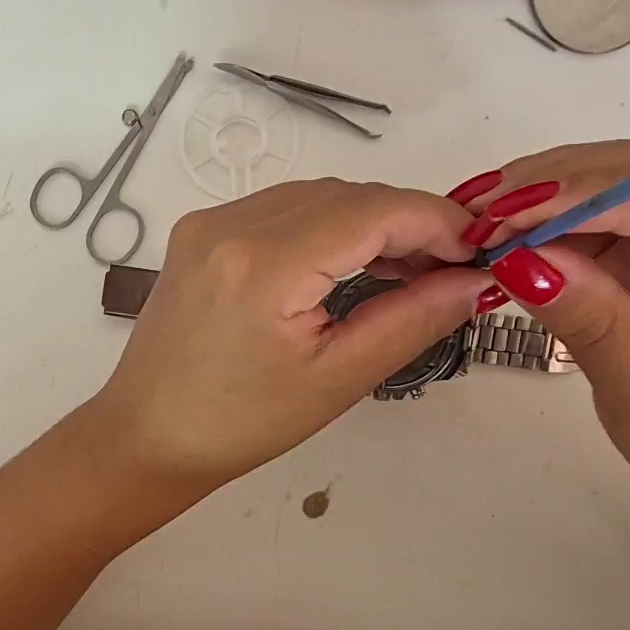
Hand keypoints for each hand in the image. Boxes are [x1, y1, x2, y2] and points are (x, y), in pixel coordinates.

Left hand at [87, 179, 492, 494]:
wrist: (149, 435)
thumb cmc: (240, 424)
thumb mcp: (336, 379)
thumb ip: (411, 320)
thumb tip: (476, 280)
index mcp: (264, 264)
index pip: (373, 210)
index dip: (437, 221)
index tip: (480, 251)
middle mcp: (230, 225)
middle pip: (346, 195)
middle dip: (407, 222)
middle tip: (449, 270)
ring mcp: (207, 223)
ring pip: (314, 196)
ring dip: (367, 222)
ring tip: (407, 271)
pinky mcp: (198, 233)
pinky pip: (280, 208)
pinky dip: (325, 226)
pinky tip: (348, 262)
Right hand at [466, 133, 629, 523]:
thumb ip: (594, 322)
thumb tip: (517, 257)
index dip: (607, 193)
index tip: (513, 210)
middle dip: (568, 183)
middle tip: (478, 212)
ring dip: (552, 191)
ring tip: (478, 218)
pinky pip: (613, 205)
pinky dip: (553, 213)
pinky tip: (506, 227)